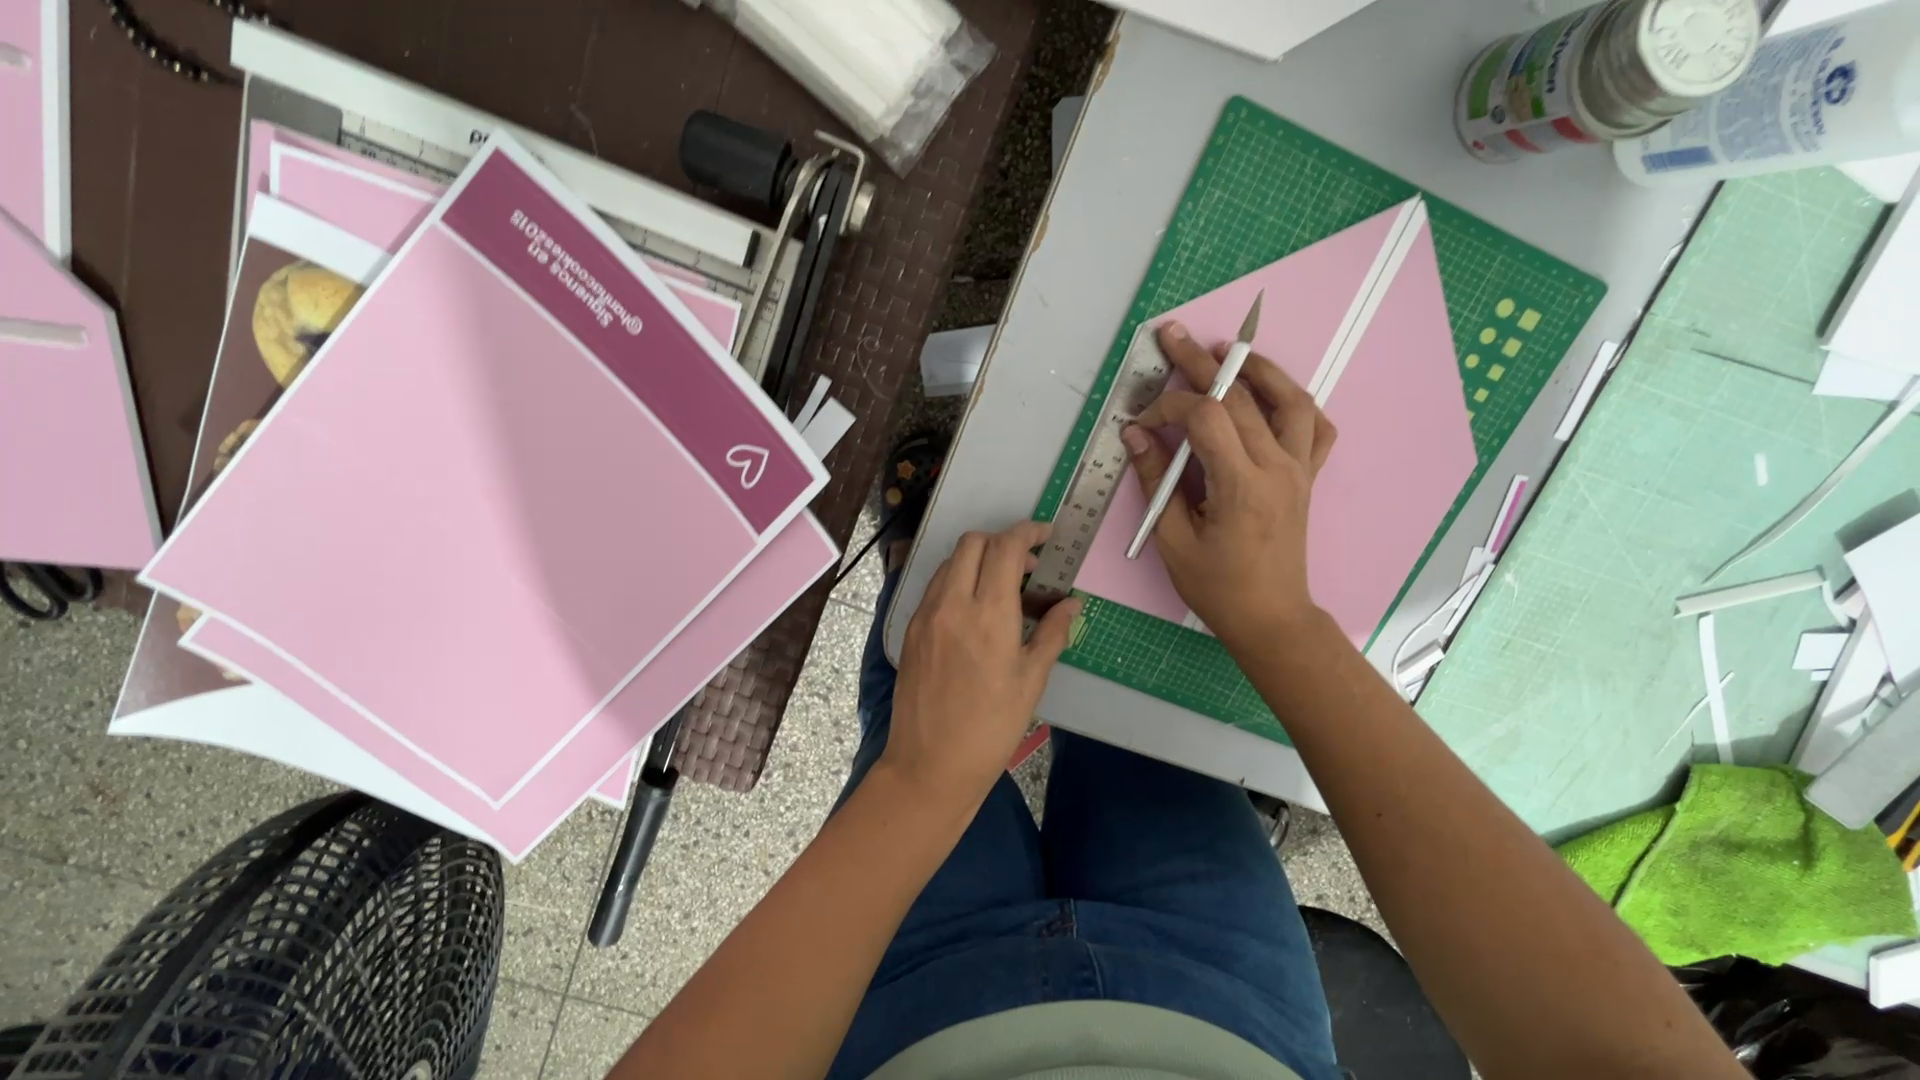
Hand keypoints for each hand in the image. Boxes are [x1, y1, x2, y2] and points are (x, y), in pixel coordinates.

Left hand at [886, 522, 1081, 806]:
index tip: (1047, 536)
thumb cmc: (991, 728)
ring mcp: (926, 615)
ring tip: (1002, 591)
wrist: (931, 764)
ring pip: (950, 563)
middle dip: (1002, 541)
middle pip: (973, 543)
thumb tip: (1070, 605)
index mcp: (988, 614)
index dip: (1029, 532)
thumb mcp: (1031, 681)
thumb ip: (1051, 634)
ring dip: (978, 561)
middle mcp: (952, 604)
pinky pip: (935, 588)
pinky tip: (975, 613)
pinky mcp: (911, 630)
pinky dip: (958, 582)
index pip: (1006, 547)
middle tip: (1027, 567)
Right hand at [1121, 320, 1336, 652]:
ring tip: (1229, 351)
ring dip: (1259, 369)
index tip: (1143, 418)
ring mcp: (1299, 470)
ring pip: (1290, 401)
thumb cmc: (1217, 586)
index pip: (1206, 418)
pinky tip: (1273, 395)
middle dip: (1201, 364)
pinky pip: (1315, 428)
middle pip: (1241, 397)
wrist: (1271, 616)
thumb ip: (1155, 480)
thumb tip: (1136, 433)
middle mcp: (1278, 468)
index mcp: (1241, 486)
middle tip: (1172, 335)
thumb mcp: (1173, 539)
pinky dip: (1296, 403)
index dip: (1170, 405)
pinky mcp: (1308, 477)